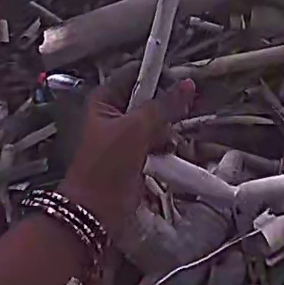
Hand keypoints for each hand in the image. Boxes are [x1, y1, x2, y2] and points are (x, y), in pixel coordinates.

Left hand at [59, 70, 194, 234]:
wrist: (96, 211)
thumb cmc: (105, 165)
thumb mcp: (135, 129)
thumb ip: (163, 106)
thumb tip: (187, 85)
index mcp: (104, 100)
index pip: (134, 74)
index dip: (156, 73)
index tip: (180, 78)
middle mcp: (114, 113)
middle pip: (148, 96)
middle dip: (166, 103)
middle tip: (183, 106)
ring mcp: (126, 134)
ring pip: (156, 119)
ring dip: (167, 126)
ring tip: (171, 134)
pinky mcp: (137, 153)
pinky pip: (158, 139)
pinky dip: (166, 142)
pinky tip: (169, 149)